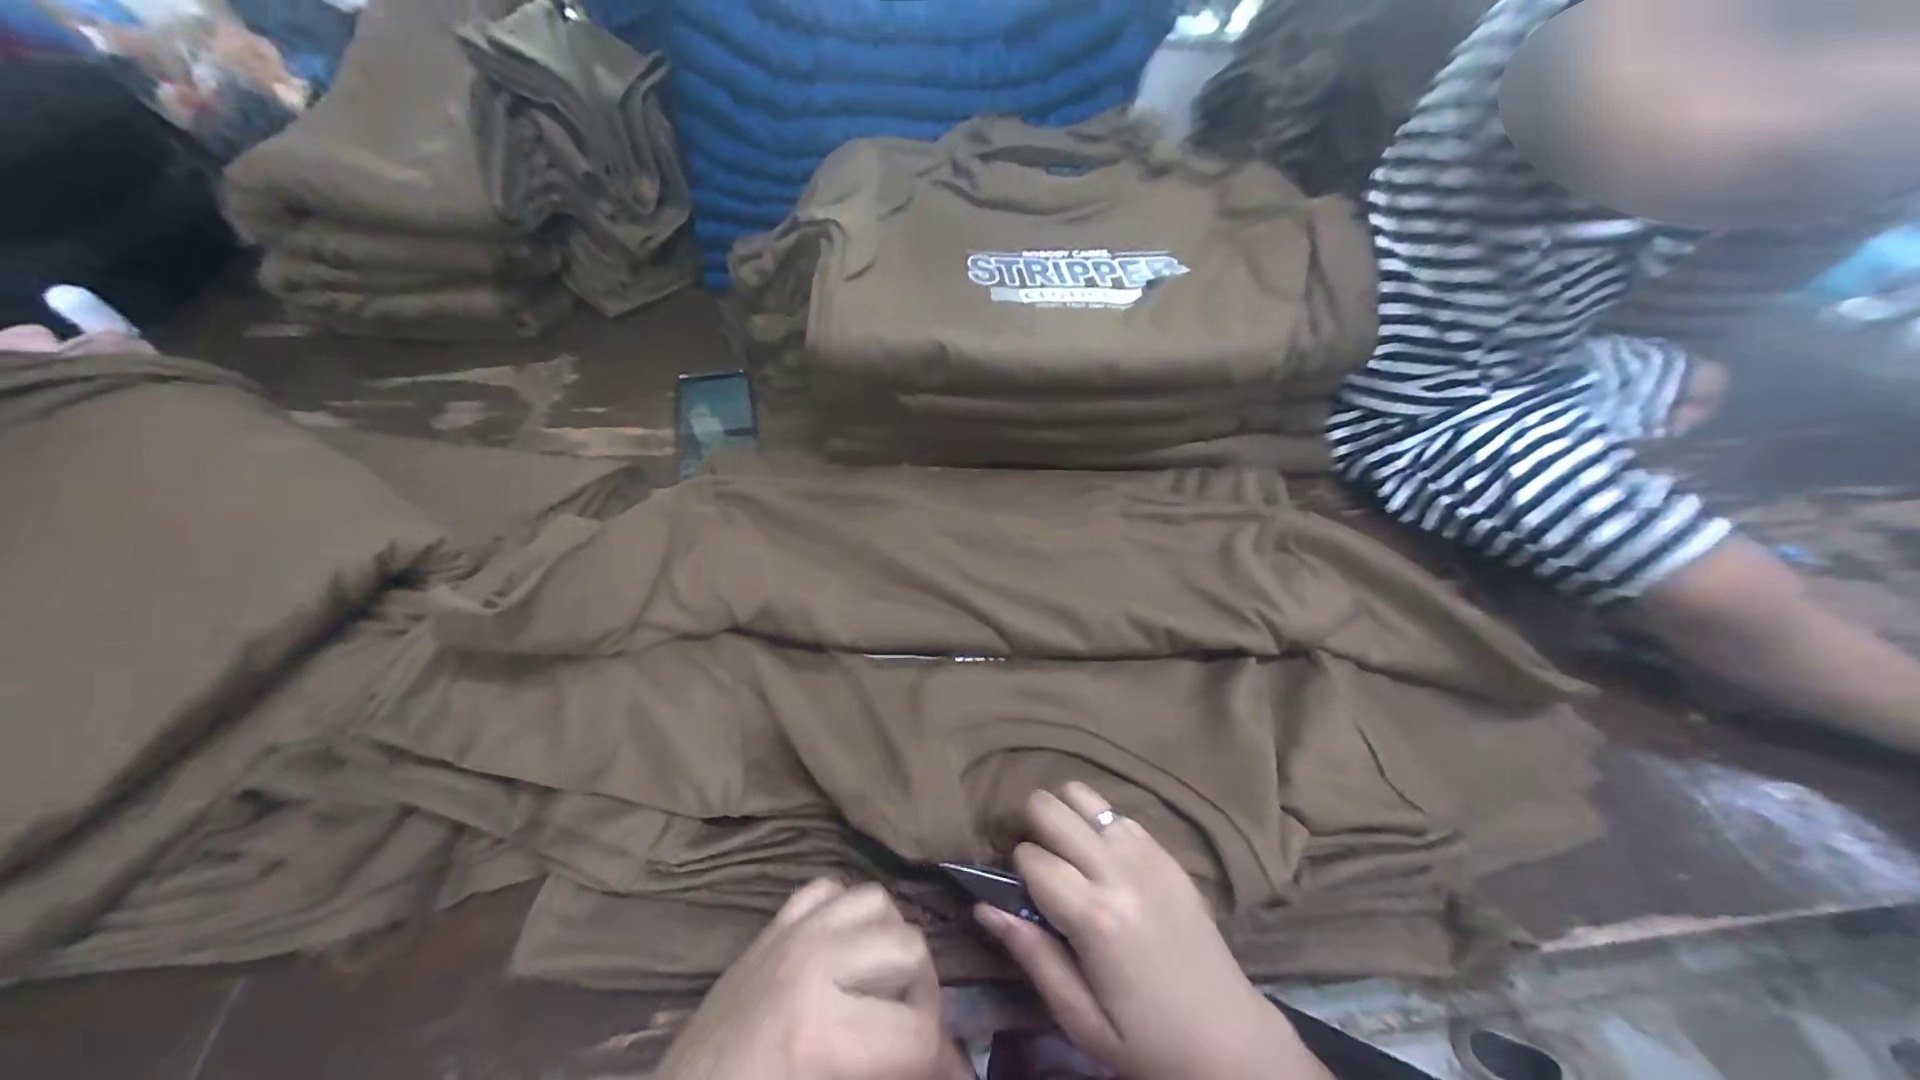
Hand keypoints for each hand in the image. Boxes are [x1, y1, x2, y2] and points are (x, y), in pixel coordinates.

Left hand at [659, 878, 970, 1079]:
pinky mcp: (770, 926)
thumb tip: (955, 1069)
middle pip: (910, 947)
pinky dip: (845, 913)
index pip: (920, 1032)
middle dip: (922, 996)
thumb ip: (895, 1071)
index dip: (944, 1062)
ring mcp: (789, 933)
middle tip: (908, 1036)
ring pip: (875, 900)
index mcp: (820, 1031)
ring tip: (880, 985)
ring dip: (889, 941)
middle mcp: (811, 962)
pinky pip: (826, 889)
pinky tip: (842, 950)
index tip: (946, 1076)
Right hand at [977, 783, 1332, 1079]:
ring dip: (1066, 816)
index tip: (1024, 896)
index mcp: (1094, 917)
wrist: (1233, 1044)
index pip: (1030, 856)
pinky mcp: (1170, 856)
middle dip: (1032, 828)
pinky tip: (1103, 857)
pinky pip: (1120, 815)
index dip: (1016, 872)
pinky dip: (1099, 823)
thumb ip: (1031, 954)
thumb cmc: (1148, 1042)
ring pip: (1085, 796)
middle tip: (1040, 865)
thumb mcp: (1080, 1019)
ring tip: (1068, 854)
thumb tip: (983, 906)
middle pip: (1051, 807)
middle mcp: (1120, 873)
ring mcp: (1149, 857)